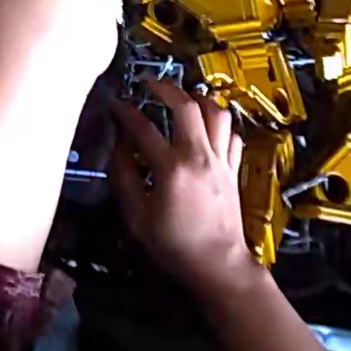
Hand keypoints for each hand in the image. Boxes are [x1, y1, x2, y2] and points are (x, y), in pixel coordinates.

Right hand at [112, 80, 264, 301]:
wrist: (218, 266)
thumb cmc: (174, 245)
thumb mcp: (137, 217)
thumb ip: (125, 177)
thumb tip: (120, 147)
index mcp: (171, 169)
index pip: (144, 128)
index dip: (126, 112)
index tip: (116, 104)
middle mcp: (199, 157)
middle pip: (187, 106)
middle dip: (166, 88)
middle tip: (150, 84)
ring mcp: (221, 161)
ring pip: (217, 113)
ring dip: (198, 99)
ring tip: (183, 96)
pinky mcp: (234, 169)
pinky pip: (231, 135)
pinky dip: (219, 124)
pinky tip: (207, 126)